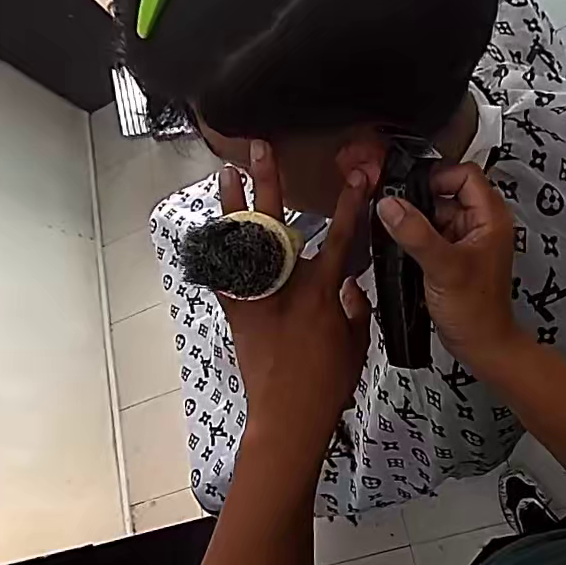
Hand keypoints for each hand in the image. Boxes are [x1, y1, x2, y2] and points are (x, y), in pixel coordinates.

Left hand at [215, 140, 373, 442]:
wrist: (289, 414)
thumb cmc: (328, 383)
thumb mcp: (357, 343)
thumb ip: (355, 308)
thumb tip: (350, 285)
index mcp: (323, 291)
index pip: (341, 236)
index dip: (350, 203)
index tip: (357, 176)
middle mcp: (286, 285)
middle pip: (278, 224)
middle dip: (271, 183)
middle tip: (261, 150)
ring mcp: (256, 297)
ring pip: (242, 243)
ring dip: (234, 206)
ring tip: (228, 174)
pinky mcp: (237, 312)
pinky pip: (222, 276)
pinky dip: (215, 253)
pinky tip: (208, 230)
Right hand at [376, 162, 524, 366]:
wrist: (480, 344)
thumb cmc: (477, 311)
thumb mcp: (444, 267)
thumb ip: (416, 234)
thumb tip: (390, 205)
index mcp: (491, 219)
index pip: (466, 174)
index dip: (438, 175)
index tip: (412, 188)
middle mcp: (482, 225)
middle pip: (447, 191)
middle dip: (420, 197)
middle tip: (395, 207)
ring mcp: (467, 240)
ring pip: (436, 212)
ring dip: (416, 217)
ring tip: (397, 228)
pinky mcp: (453, 255)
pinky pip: (431, 232)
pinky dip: (416, 234)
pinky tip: (402, 244)